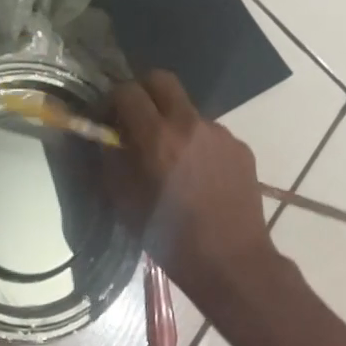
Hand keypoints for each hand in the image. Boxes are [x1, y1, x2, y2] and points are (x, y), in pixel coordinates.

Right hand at [103, 72, 278, 302]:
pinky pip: (210, 134)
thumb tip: (105, 137)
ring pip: (187, 110)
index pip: (127, 91)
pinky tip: (200, 177)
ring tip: (173, 161)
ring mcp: (219, 133)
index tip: (109, 120)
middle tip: (138, 120)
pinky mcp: (240, 147)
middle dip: (144, 92)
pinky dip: (198, 145)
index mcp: (157, 136)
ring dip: (174, 123)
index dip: (113, 101)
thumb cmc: (172, 239)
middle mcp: (189, 123)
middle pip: (161, 80)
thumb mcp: (125, 203)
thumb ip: (111, 161)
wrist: (234, 265)